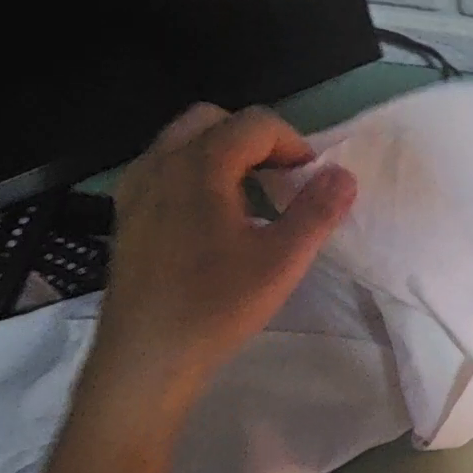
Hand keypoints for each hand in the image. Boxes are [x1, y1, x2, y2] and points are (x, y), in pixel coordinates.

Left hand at [93, 102, 355, 413]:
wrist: (148, 350)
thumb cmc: (218, 304)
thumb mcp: (282, 261)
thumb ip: (316, 213)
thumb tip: (344, 175)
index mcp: (200, 165)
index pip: (254, 124)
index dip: (293, 143)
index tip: (314, 180)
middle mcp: (162, 161)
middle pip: (215, 121)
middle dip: (257, 141)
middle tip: (286, 181)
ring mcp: (138, 185)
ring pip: (185, 142)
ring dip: (226, 155)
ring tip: (255, 199)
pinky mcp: (128, 211)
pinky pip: (166, 169)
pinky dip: (198, 174)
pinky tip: (216, 220)